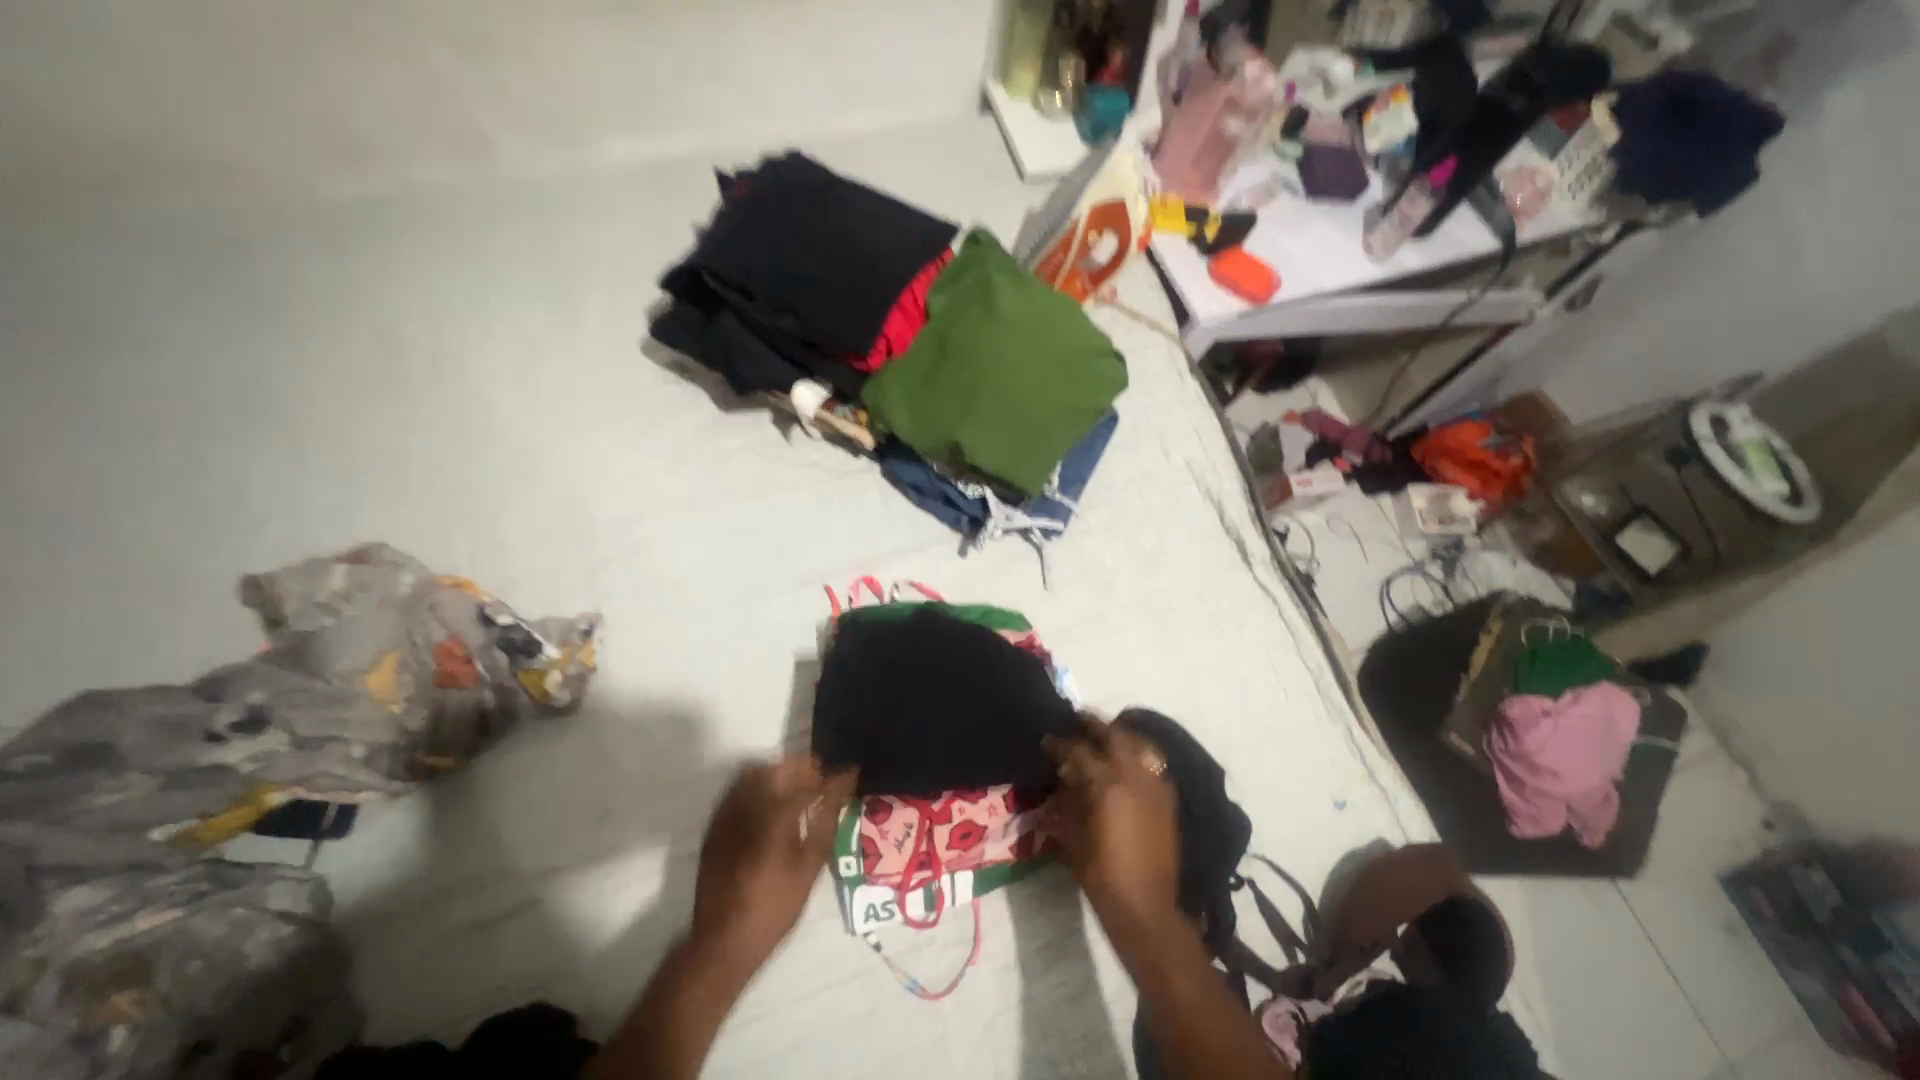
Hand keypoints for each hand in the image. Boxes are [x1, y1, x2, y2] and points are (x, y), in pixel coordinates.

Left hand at [690, 756, 857, 968]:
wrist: (722, 941)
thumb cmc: (774, 910)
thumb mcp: (808, 870)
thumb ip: (826, 825)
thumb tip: (841, 793)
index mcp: (774, 820)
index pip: (809, 784)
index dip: (832, 776)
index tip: (849, 771)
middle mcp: (746, 809)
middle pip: (777, 769)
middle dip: (803, 767)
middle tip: (822, 777)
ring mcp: (725, 816)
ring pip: (753, 774)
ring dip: (779, 773)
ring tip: (799, 788)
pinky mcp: (714, 826)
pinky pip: (736, 790)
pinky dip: (757, 786)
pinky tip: (771, 804)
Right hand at [1044, 720, 1179, 930]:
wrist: (1146, 905)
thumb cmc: (1100, 873)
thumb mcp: (1073, 835)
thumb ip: (1068, 799)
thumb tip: (1064, 775)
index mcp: (1108, 784)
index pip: (1079, 751)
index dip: (1060, 744)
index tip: (1047, 740)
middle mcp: (1135, 776)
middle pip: (1115, 735)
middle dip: (1094, 724)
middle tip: (1077, 720)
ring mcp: (1156, 784)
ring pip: (1139, 744)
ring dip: (1120, 735)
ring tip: (1104, 737)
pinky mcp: (1168, 798)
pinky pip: (1153, 763)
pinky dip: (1138, 754)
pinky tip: (1125, 761)